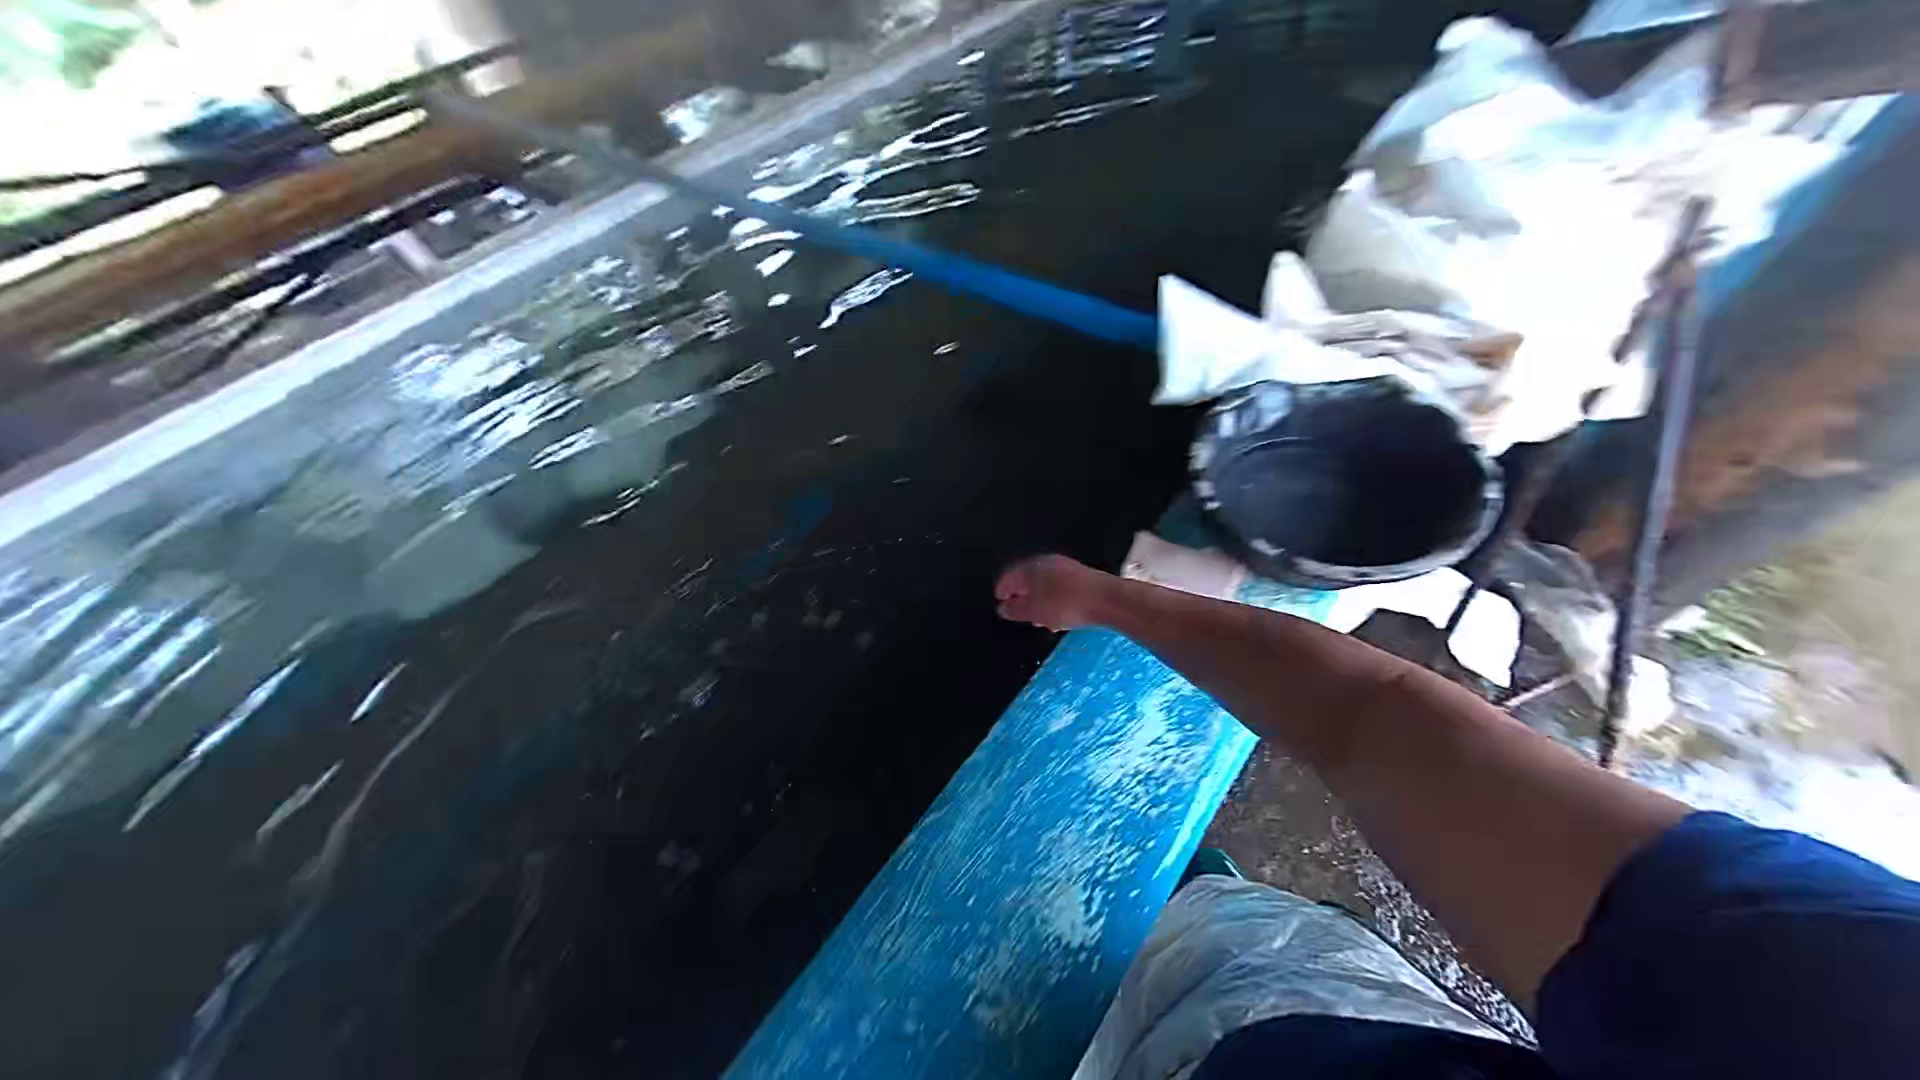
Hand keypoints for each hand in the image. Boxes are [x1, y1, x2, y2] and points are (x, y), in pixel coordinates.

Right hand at [994, 554, 1110, 630]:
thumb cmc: (1068, 603)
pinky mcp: (1081, 578)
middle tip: (1018, 611)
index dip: (1002, 589)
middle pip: (1027, 579)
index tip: (999, 600)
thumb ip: (1015, 610)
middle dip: (1021, 596)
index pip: (1009, 575)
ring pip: (1045, 584)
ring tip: (1039, 619)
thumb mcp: (1034, 611)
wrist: (1106, 600)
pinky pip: (1060, 588)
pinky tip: (1058, 616)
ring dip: (1039, 601)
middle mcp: (1048, 563)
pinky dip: (1054, 601)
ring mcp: (1066, 569)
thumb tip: (1004, 608)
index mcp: (1031, 567)